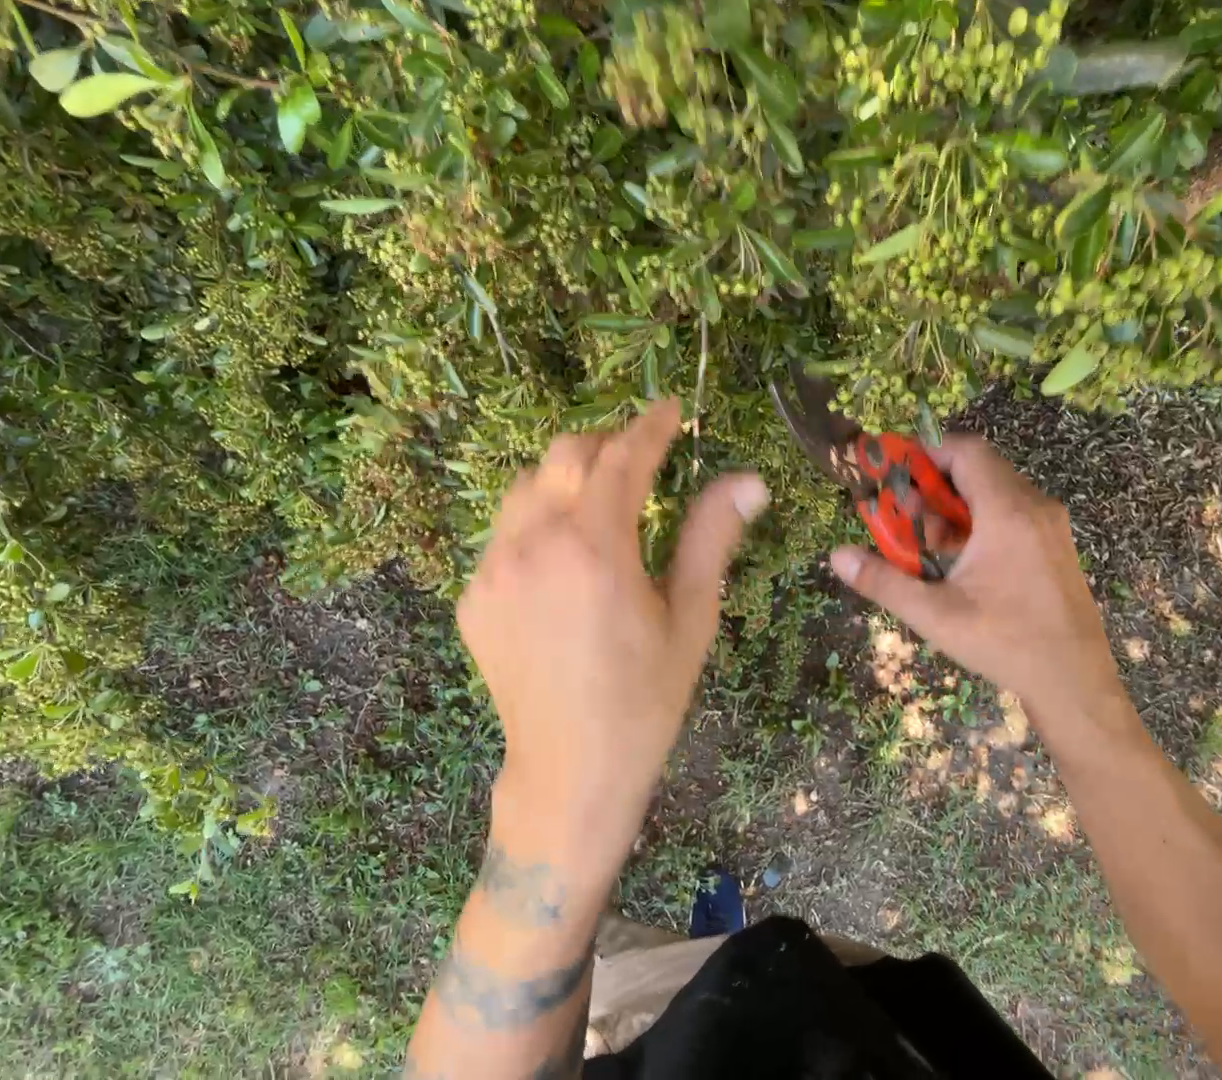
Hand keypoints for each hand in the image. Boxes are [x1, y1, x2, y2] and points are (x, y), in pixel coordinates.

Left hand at [458, 398, 768, 871]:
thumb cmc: (645, 701)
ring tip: (600, 502)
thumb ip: (711, 539)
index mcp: (595, 548)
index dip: (650, 426)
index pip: (622, 458)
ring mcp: (493, 570)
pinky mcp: (472, 596)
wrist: (570, 771)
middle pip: (564, 455)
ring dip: (566, 479)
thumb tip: (748, 481)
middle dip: (606, 443)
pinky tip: (564, 560)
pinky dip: (538, 524)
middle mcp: (533, 545)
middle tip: (640, 458)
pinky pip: (504, 535)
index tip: (670, 408)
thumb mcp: (691, 619)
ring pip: (526, 488)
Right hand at [828, 434, 1122, 730]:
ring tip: (925, 543)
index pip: (966, 451)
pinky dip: (979, 521)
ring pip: (996, 491)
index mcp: (1008, 512)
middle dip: (933, 485)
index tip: (893, 474)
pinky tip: (958, 560)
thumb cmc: (1005, 644)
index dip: (926, 452)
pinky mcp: (1056, 545)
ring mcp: (1051, 526)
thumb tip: (837, 556)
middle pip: (979, 468)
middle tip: (902, 516)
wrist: (1074, 682)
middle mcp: (1035, 507)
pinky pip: (1012, 512)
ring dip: (955, 506)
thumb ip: (883, 581)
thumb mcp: (935, 614)